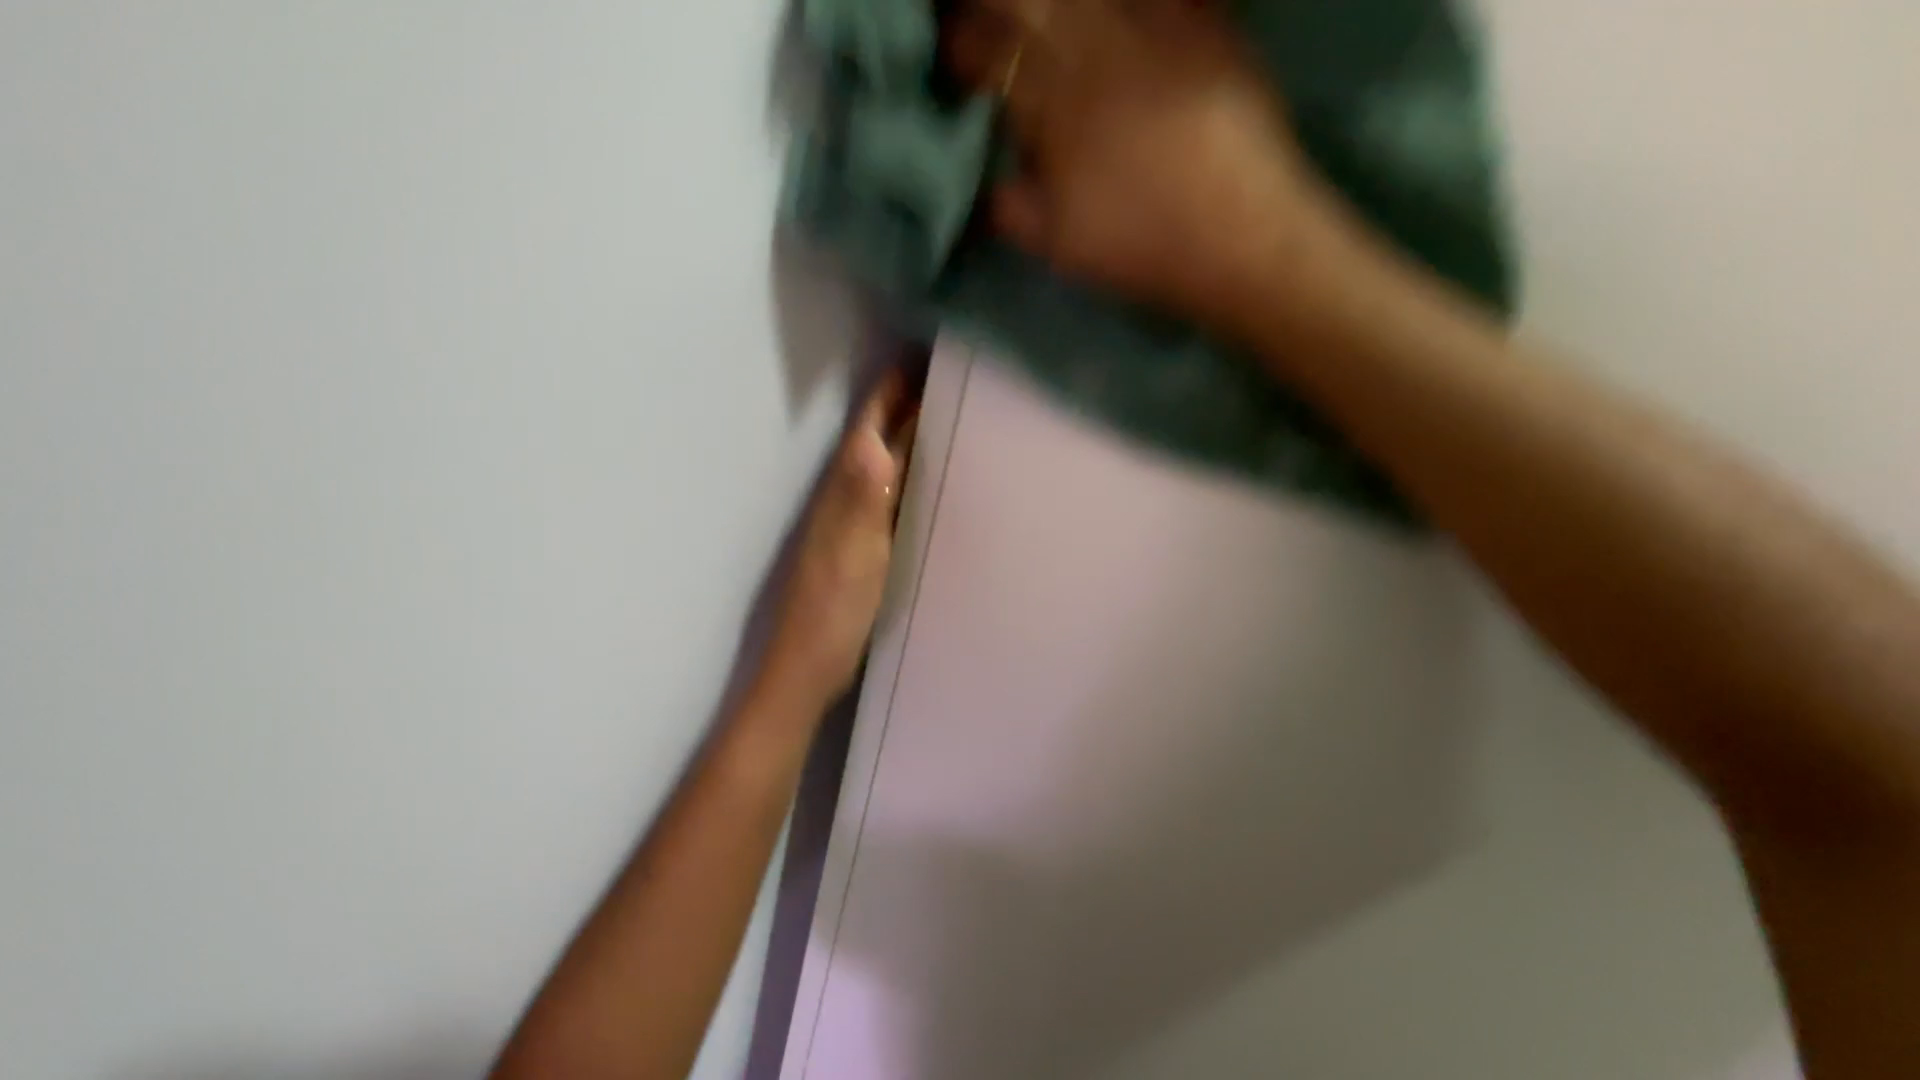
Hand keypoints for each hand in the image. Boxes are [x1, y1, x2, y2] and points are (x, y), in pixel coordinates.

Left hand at [761, 377, 917, 707]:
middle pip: (876, 439)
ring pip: (883, 465)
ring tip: (946, 416)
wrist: (808, 665)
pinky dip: (909, 476)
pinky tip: (930, 482)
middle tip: (946, 377)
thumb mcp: (855, 555)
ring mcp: (852, 523)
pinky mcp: (862, 548)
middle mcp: (845, 498)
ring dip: (907, 437)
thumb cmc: (834, 611)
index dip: (892, 391)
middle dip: (905, 405)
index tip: (922, 356)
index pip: (869, 427)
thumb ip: (865, 499)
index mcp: (844, 492)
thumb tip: (875, 442)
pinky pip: (890, 495)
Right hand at [944, 0, 1339, 327]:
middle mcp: (1101, 45)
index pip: (984, 49)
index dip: (956, 48)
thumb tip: (974, 179)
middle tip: (992, 32)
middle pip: (1030, 1)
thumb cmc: (1142, 247)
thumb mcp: (1053, 241)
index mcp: (1056, 100)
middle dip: (995, 12)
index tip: (951, 63)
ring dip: (1054, 5)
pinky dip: (1128, 9)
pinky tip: (1119, 24)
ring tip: (1047, 25)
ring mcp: (1158, 24)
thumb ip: (1001, 203)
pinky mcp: (1206, 22)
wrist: (1246, 240)